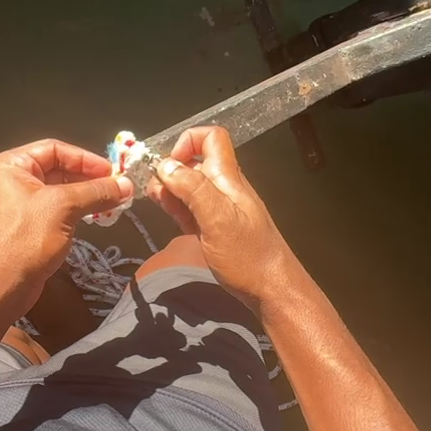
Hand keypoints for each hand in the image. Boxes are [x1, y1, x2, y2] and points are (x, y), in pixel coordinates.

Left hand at [0, 139, 133, 314]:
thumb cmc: (25, 238)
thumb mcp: (63, 207)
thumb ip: (96, 192)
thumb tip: (126, 184)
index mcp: (11, 165)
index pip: (54, 148)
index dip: (85, 158)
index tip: (113, 170)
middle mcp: (12, 180)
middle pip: (57, 168)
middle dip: (88, 178)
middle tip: (117, 187)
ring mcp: (18, 205)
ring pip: (59, 191)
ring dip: (85, 196)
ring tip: (113, 203)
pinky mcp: (27, 228)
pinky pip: (55, 211)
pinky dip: (76, 211)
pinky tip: (95, 217)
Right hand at [149, 126, 296, 309]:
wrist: (271, 292)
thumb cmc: (247, 256)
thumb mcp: (217, 219)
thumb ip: (192, 189)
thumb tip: (165, 165)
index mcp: (228, 177)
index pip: (210, 137)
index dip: (187, 142)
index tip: (169, 166)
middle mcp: (223, 187)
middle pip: (193, 162)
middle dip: (170, 172)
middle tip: (158, 195)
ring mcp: (218, 207)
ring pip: (188, 186)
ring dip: (171, 192)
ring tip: (164, 209)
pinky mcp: (213, 226)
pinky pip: (190, 207)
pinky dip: (178, 210)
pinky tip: (175, 222)